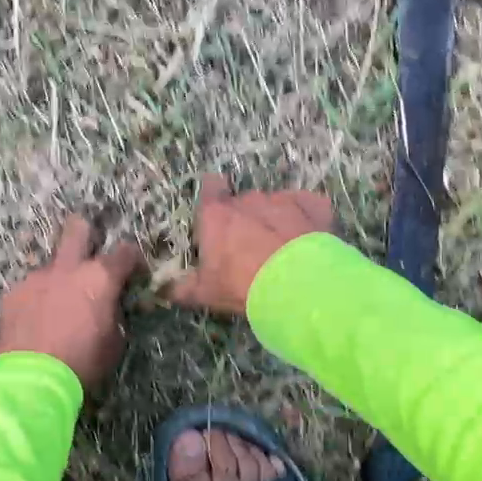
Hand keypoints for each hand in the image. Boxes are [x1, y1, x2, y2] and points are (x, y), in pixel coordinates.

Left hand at [0, 215, 144, 393]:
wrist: (31, 378)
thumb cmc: (82, 363)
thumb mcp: (113, 344)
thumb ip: (113, 317)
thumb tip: (109, 309)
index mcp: (99, 278)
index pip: (124, 252)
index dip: (133, 260)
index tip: (134, 274)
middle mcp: (67, 269)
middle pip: (77, 230)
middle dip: (85, 232)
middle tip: (88, 251)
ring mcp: (36, 278)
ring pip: (51, 266)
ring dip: (57, 279)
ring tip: (55, 309)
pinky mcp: (13, 293)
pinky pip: (30, 289)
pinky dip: (36, 300)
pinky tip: (34, 322)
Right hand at [169, 173, 333, 315]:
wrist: (299, 286)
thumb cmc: (242, 285)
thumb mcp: (205, 293)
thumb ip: (183, 289)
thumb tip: (167, 292)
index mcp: (216, 215)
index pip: (209, 187)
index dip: (212, 195)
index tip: (216, 214)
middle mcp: (247, 200)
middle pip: (242, 202)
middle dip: (245, 220)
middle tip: (248, 249)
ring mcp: (282, 200)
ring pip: (274, 205)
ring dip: (274, 220)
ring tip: (281, 250)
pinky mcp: (314, 206)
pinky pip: (306, 206)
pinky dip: (305, 219)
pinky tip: (307, 239)